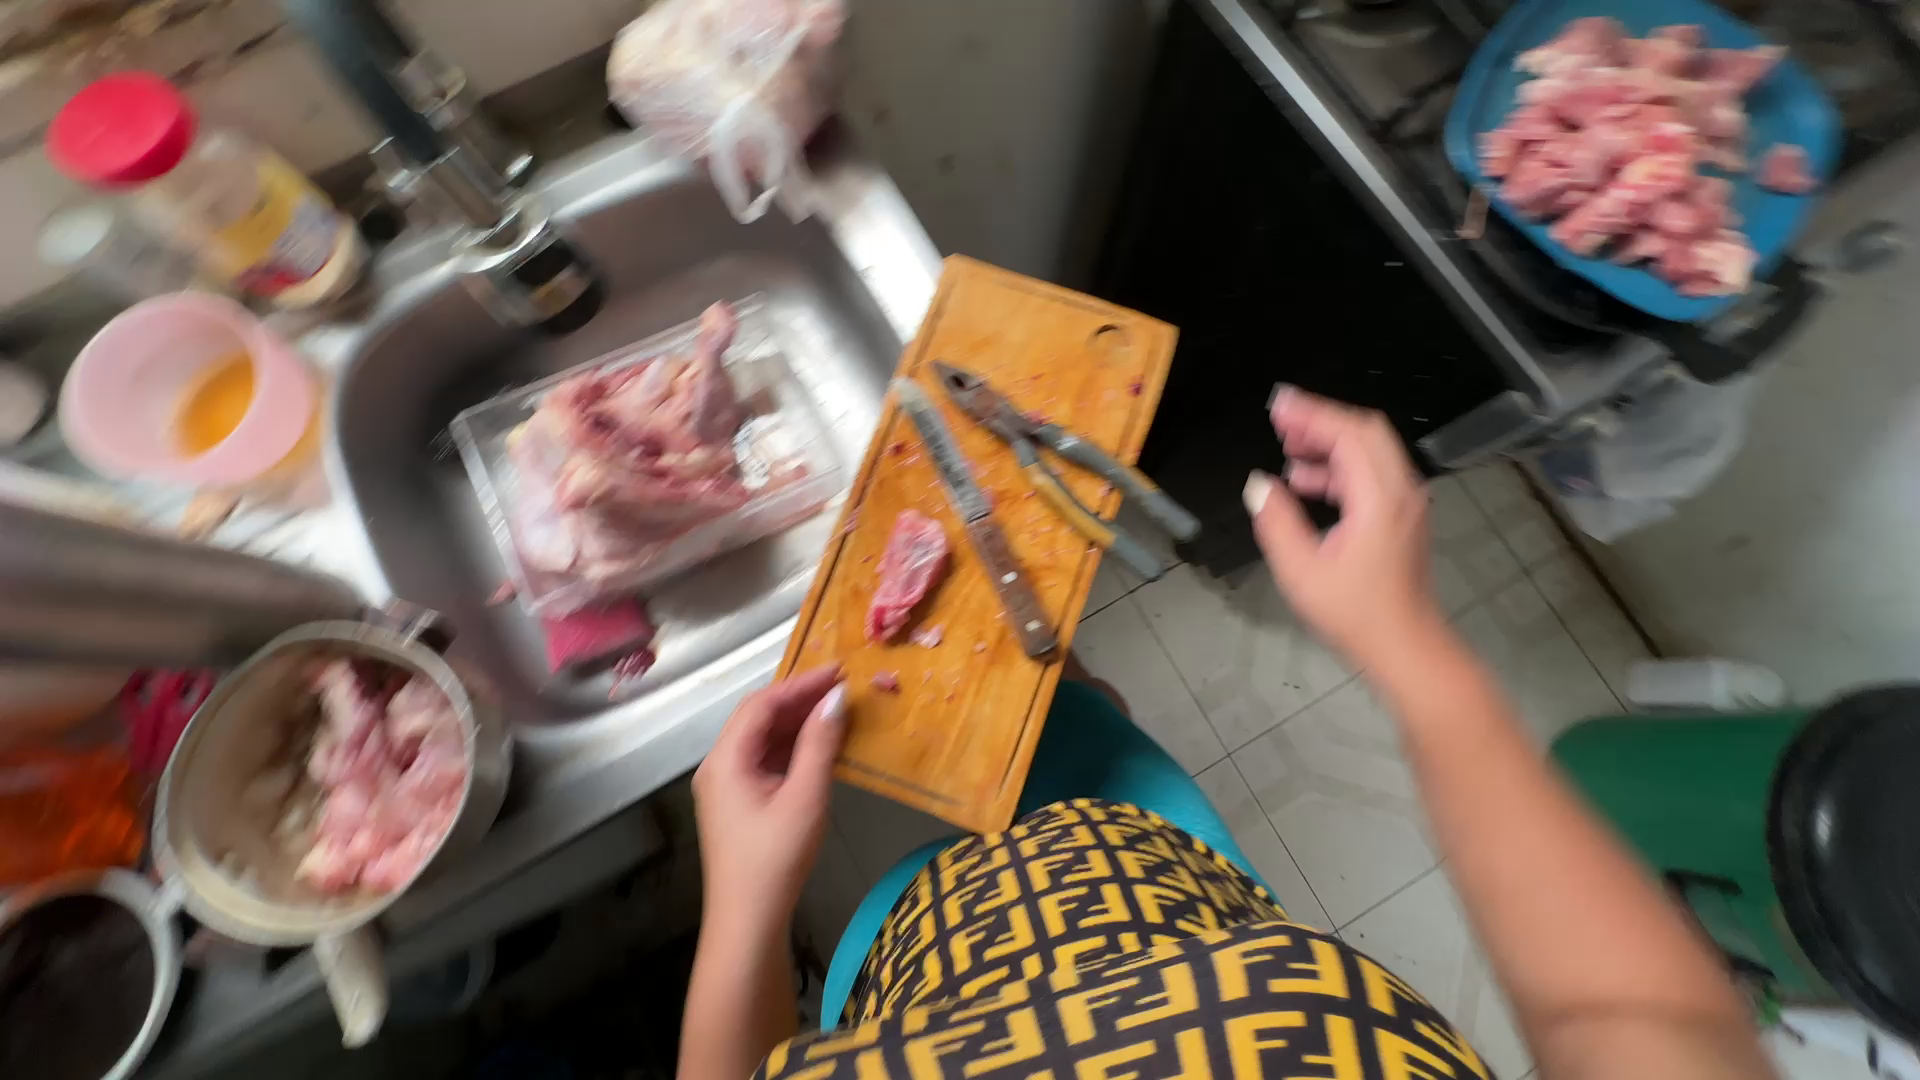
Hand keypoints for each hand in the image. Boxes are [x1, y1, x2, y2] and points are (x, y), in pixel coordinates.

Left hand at [692, 666, 847, 930]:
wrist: (748, 924)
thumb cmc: (776, 858)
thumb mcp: (805, 796)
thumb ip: (820, 742)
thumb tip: (836, 696)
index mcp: (726, 759)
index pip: (762, 704)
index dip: (801, 683)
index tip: (839, 671)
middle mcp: (719, 765)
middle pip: (759, 717)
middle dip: (800, 698)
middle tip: (842, 687)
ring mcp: (727, 784)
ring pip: (763, 737)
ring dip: (798, 721)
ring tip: (836, 709)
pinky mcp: (739, 802)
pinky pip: (765, 758)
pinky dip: (793, 746)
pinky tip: (820, 744)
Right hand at [1243, 386, 1445, 666]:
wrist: (1404, 645)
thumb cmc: (1353, 612)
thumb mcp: (1301, 570)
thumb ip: (1277, 521)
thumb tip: (1258, 485)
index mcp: (1379, 498)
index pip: (1348, 435)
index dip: (1312, 414)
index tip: (1277, 405)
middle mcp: (1400, 491)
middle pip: (1365, 432)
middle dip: (1321, 420)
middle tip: (1280, 420)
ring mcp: (1404, 502)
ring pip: (1369, 450)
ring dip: (1328, 443)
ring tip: (1286, 449)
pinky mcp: (1400, 516)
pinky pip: (1370, 473)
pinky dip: (1338, 466)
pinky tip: (1304, 482)